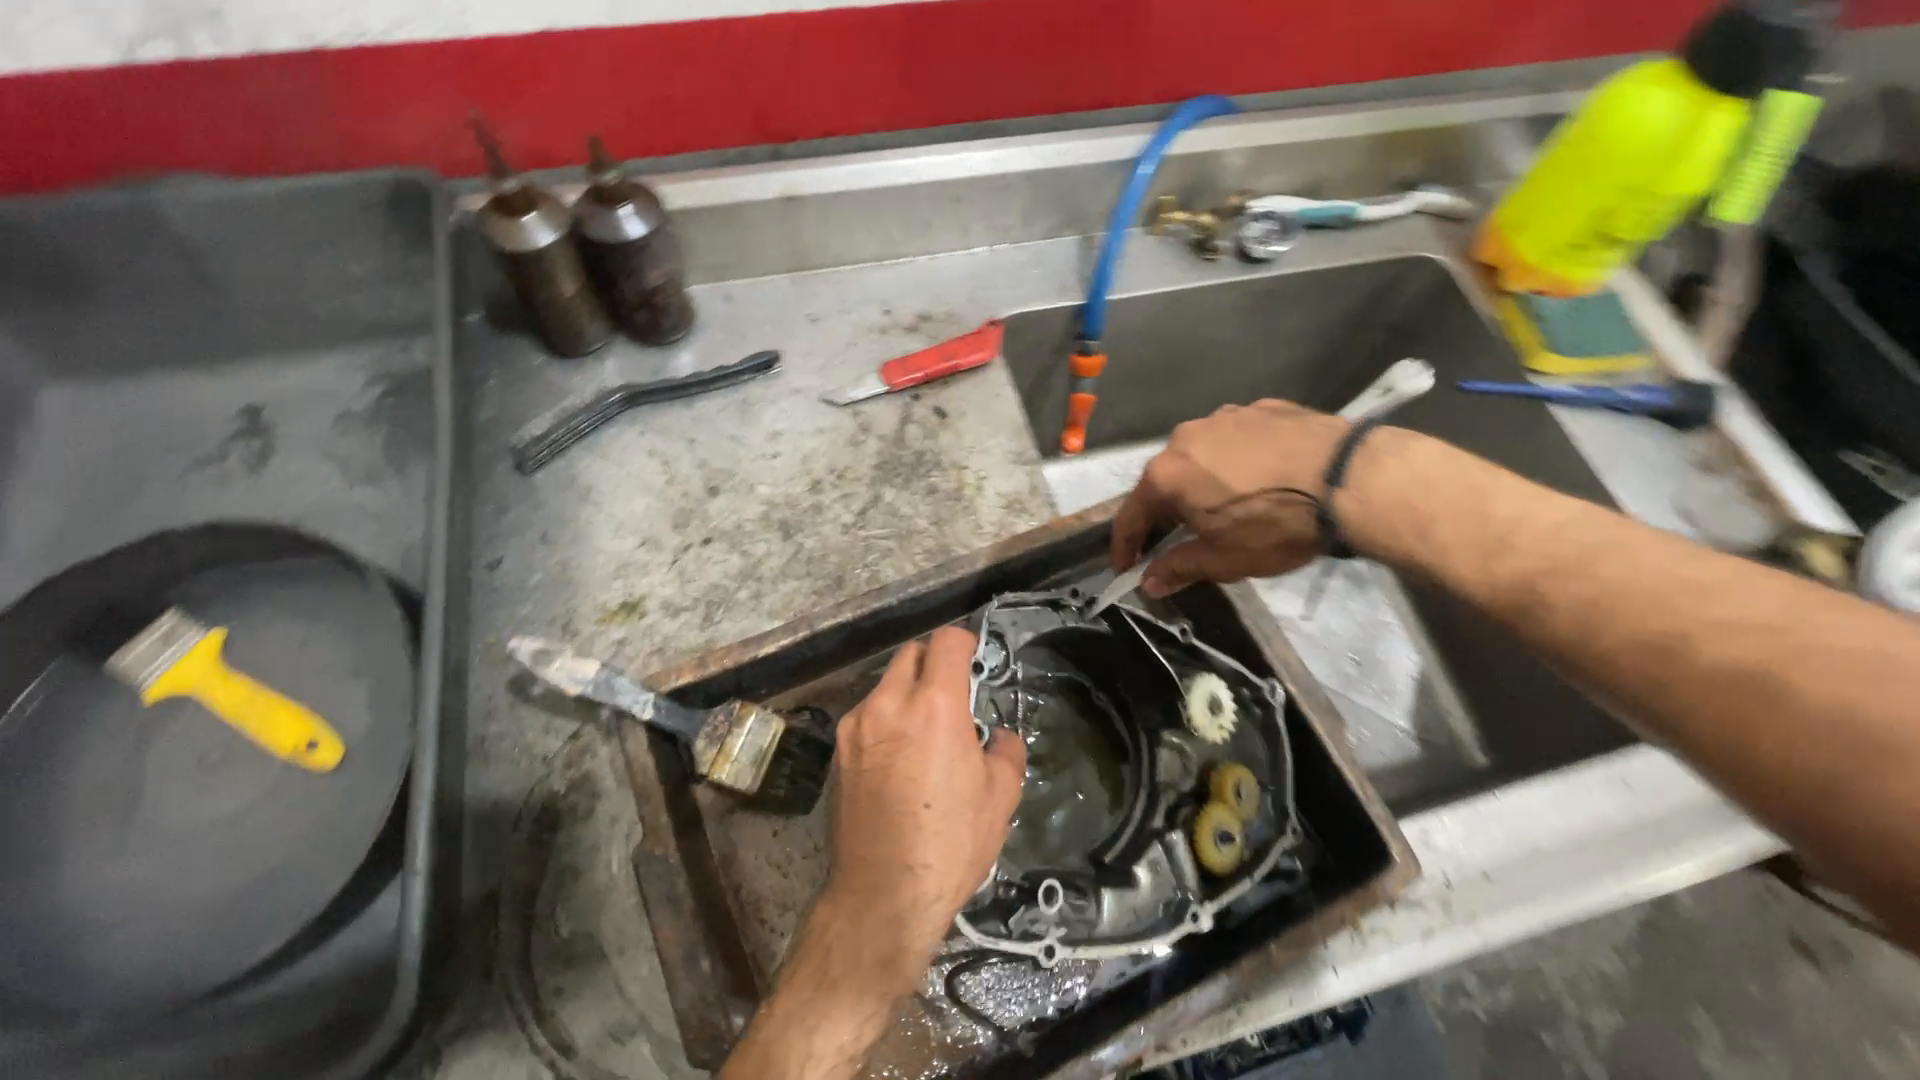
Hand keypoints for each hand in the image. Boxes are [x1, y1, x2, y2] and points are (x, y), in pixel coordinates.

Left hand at [824, 626, 1026, 975]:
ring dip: (907, 695)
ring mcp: (856, 727)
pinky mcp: (838, 753)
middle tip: (953, 698)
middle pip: (910, 655)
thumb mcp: (1001, 796)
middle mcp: (889, 703)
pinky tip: (898, 762)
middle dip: (934, 665)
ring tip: (924, 736)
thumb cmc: (950, 843)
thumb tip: (998, 738)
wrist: (883, 893)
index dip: (965, 643)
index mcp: (934, 705)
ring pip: (885, 686)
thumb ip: (1006, 750)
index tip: (974, 660)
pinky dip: (886, 722)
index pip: (946, 641)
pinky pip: (867, 718)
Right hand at [1110, 400, 1352, 596]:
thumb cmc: (1275, 525)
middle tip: (1180, 536)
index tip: (1126, 567)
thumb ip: (1180, 568)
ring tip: (1227, 502)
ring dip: (1204, 479)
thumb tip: (1149, 583)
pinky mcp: (1266, 407)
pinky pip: (1239, 438)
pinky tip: (1263, 476)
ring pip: (1203, 453)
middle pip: (1166, 479)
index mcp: (1168, 474)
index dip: (1126, 546)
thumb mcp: (1224, 558)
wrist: (1350, 479)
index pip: (1132, 515)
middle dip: (1168, 510)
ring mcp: (1227, 416)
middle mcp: (1187, 436)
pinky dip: (1240, 459)